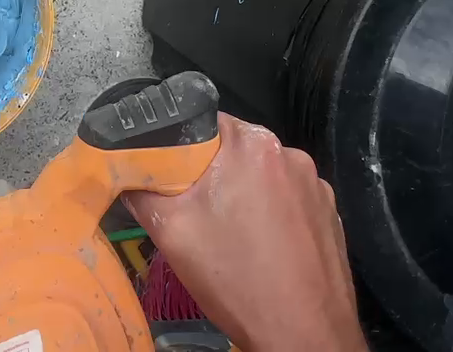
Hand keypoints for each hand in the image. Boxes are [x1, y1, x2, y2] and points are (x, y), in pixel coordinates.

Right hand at [125, 114, 367, 351]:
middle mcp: (289, 153)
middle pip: (232, 147)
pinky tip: (261, 246)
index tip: (172, 175)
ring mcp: (315, 184)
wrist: (304, 341)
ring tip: (231, 234)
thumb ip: (141, 188)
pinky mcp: (329, 213)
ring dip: (243, 192)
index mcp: (251, 144)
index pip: (203, 122)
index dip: (181, 147)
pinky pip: (288, 198)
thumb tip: (123, 169)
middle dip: (212, 173)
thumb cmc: (238, 282)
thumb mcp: (171, 232)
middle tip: (197, 211)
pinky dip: (272, 214)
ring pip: (260, 174)